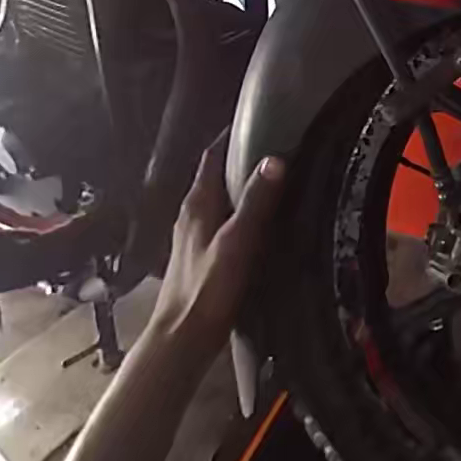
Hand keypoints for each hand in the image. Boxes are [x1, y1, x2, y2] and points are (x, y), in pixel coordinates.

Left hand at [149, 142, 284, 346]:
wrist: (181, 340)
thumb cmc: (209, 287)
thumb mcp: (238, 240)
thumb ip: (257, 201)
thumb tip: (276, 158)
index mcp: (197, 203)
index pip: (212, 156)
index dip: (231, 136)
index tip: (259, 120)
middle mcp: (192, 214)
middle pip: (217, 175)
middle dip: (242, 159)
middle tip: (278, 146)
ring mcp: (194, 235)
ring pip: (221, 198)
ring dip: (243, 186)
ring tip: (277, 180)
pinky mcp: (201, 255)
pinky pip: (224, 220)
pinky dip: (242, 211)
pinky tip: (263, 222)